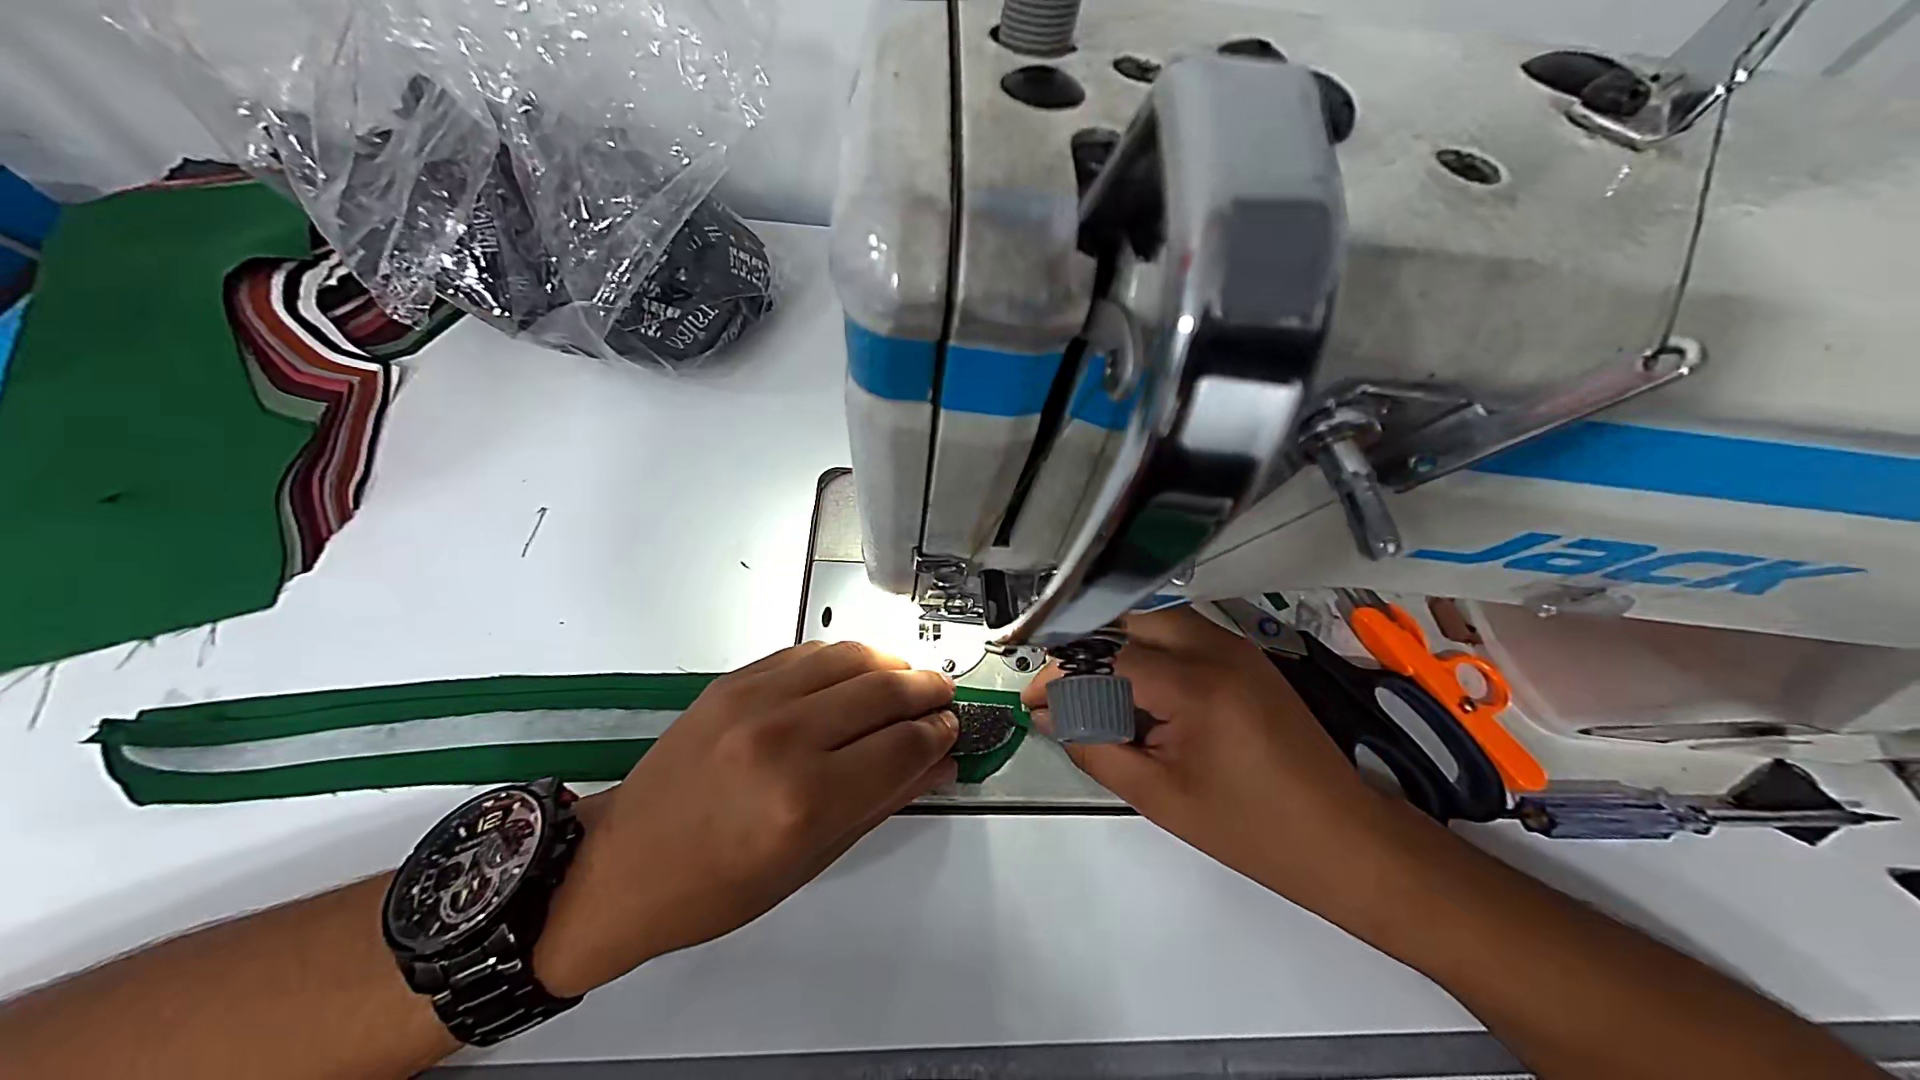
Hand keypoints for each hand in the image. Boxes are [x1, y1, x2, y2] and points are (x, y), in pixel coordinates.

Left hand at [534, 641, 958, 995]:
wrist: (622, 864)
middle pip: (884, 691)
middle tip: (943, 697)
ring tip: (908, 680)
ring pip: (851, 657)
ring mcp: (754, 700)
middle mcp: (784, 739)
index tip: (953, 728)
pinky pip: (807, 651)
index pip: (902, 744)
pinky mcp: (733, 680)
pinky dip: (844, 657)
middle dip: (927, 689)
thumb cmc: (717, 885)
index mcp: (806, 800)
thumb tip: (939, 763)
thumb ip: (883, 801)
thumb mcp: (812, 858)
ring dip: (892, 663)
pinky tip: (857, 673)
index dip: (939, 732)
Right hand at [1023, 607, 1406, 907]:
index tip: (1033, 699)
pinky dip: (1149, 649)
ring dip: (1118, 645)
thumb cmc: (1251, 828)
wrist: (1340, 837)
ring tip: (1094, 689)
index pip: (1106, 658)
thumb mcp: (1157, 795)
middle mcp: (1217, 650)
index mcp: (1196, 685)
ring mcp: (1237, 647)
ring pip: (1156, 620)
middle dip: (1086, 650)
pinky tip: (1138, 689)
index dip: (1060, 676)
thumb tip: (1049, 717)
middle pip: (1130, 622)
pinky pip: (1183, 633)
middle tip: (1061, 689)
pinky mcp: (1247, 656)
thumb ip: (1094, 746)